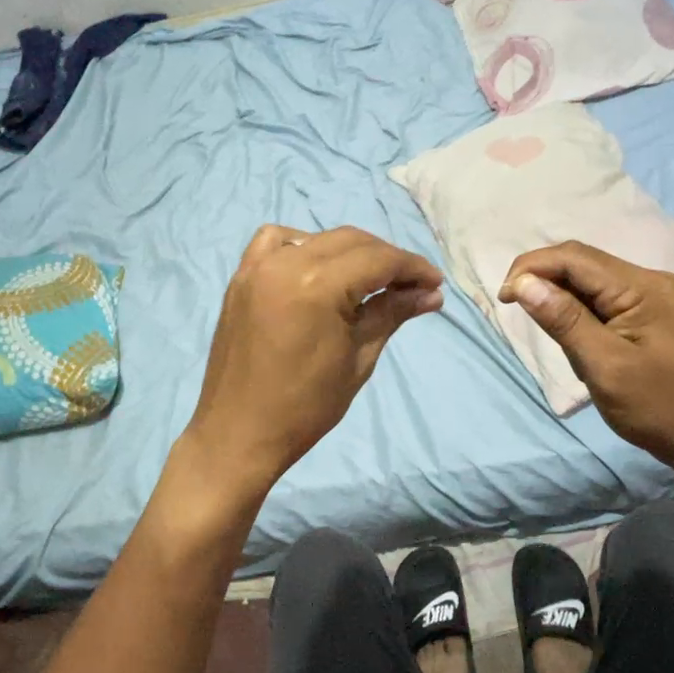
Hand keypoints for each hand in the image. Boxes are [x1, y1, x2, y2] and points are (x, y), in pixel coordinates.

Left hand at [184, 225, 443, 497]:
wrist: (239, 434)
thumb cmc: (305, 407)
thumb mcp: (358, 359)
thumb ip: (391, 314)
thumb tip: (430, 293)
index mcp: (316, 284)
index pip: (377, 260)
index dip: (411, 268)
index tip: (434, 284)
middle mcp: (284, 263)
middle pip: (350, 241)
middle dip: (385, 258)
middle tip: (411, 285)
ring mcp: (256, 268)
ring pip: (316, 238)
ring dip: (348, 250)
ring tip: (368, 279)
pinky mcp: (240, 279)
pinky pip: (274, 243)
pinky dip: (302, 245)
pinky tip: (316, 269)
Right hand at [499, 241, 673, 479]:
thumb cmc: (658, 408)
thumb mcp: (605, 367)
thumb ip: (564, 321)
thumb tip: (523, 283)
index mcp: (643, 287)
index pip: (575, 257)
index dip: (532, 268)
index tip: (504, 298)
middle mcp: (650, 282)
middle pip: (582, 264)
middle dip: (544, 282)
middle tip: (518, 313)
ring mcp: (653, 298)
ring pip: (590, 283)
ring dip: (562, 302)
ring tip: (560, 343)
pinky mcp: (651, 317)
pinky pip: (604, 302)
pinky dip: (580, 315)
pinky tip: (579, 343)